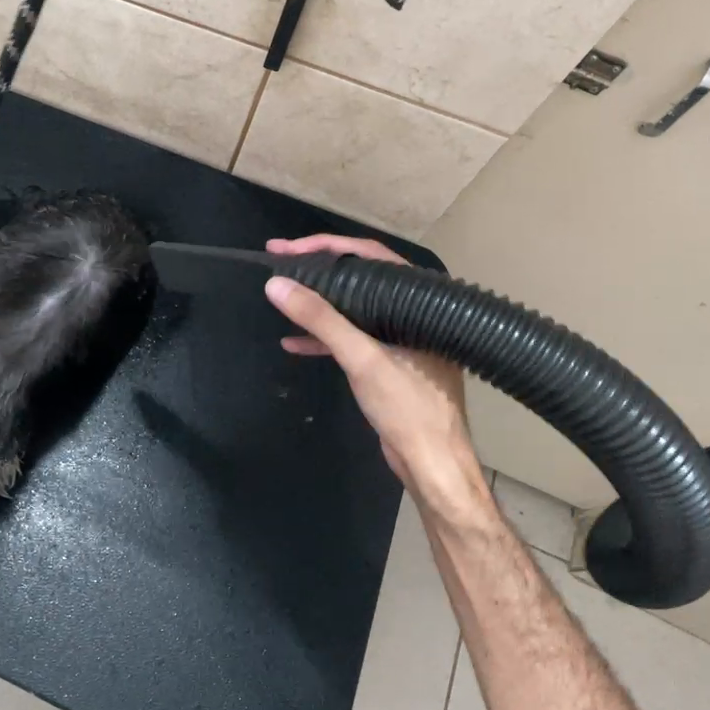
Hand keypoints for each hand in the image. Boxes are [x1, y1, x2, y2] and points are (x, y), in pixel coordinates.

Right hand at [263, 235, 485, 509]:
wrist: (432, 463)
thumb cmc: (407, 406)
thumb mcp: (360, 358)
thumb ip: (320, 319)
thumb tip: (277, 284)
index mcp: (419, 300)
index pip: (369, 255)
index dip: (324, 247)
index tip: (285, 249)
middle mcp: (413, 311)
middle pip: (359, 277)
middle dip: (316, 270)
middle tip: (278, 261)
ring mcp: (402, 336)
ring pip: (354, 306)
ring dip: (318, 303)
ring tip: (280, 296)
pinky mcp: (391, 360)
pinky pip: (353, 336)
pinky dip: (325, 337)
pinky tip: (293, 342)